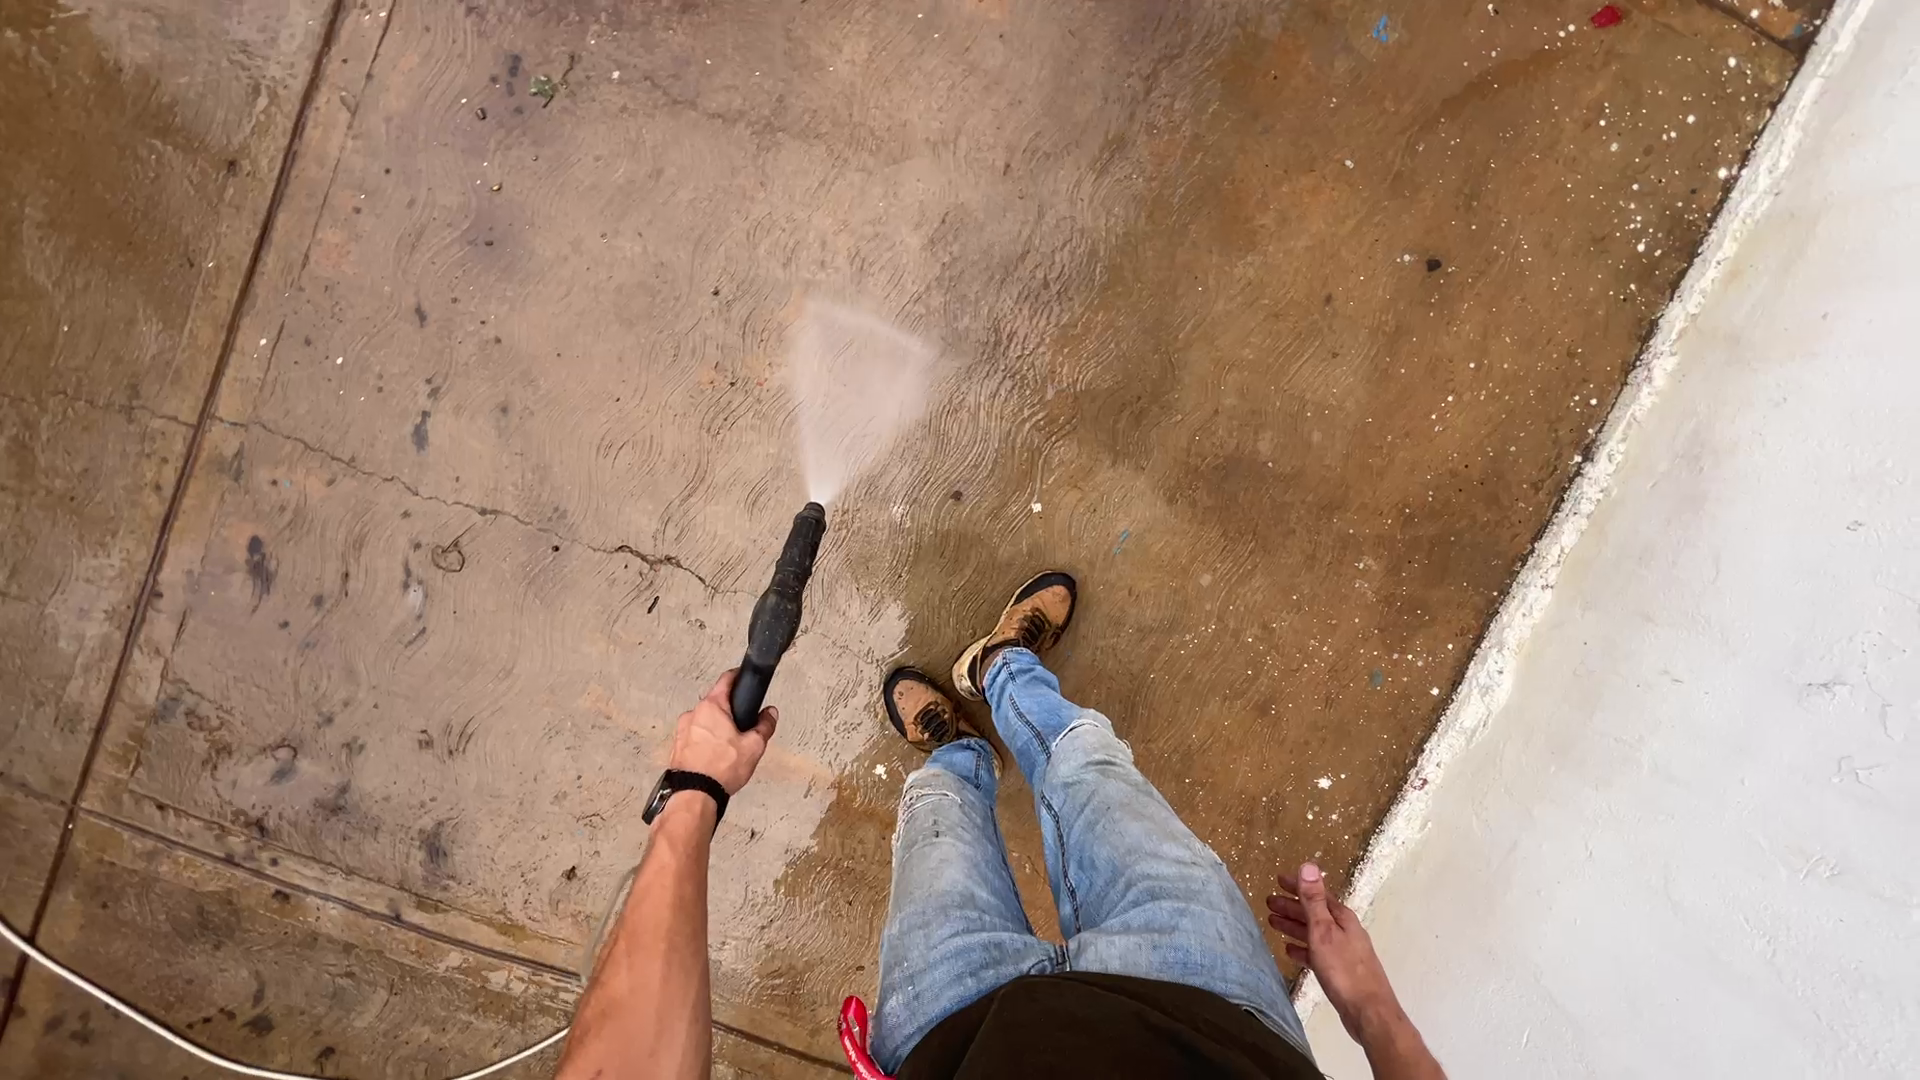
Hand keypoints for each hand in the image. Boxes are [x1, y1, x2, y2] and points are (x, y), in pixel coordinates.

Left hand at [665, 670, 777, 793]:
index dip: (738, 676)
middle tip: (742, 727)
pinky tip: (715, 758)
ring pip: (705, 722)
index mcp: (711, 706)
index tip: (742, 675)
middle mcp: (693, 714)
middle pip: (716, 704)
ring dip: (716, 730)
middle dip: (729, 712)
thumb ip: (765, 725)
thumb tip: (770, 714)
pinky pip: (695, 737)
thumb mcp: (754, 746)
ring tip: (729, 749)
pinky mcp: (677, 747)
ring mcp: (682, 731)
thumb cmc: (719, 769)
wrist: (694, 794)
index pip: (726, 680)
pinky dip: (705, 743)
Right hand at [1267, 863, 1402, 1042]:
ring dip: (1294, 926)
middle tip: (1269, 902)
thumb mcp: (1324, 930)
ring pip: (1313, 932)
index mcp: (1342, 918)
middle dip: (1291, 906)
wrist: (1370, 1014)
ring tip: (1272, 922)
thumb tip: (1308, 865)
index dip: (1297, 886)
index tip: (1278, 879)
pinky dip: (1302, 948)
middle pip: (1314, 912)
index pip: (1317, 894)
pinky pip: (1316, 952)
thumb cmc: (1344, 969)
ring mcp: (1343, 952)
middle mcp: (1344, 931)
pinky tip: (1290, 951)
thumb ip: (1314, 899)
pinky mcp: (1340, 971)